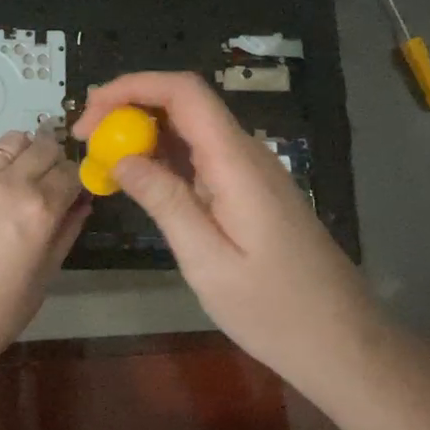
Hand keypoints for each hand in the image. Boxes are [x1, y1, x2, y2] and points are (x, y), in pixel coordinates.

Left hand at [0, 129, 90, 369]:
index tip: (77, 192)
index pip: (71, 171)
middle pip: (44, 146)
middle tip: (52, 183)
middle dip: (55, 161)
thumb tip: (82, 203)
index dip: (79, 180)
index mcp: (40, 208)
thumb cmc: (0, 310)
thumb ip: (67, 231)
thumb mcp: (46, 274)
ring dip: (25, 154)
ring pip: (11, 141)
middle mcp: (9, 183)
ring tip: (23, 178)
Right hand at [75, 72, 380, 398]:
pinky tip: (141, 181)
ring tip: (102, 159)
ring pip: (192, 128)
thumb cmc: (274, 310)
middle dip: (130, 108)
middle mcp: (246, 154)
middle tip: (86, 140)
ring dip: (144, 132)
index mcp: (236, 162)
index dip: (132, 87)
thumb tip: (121, 157)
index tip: (89, 116)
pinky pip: (203, 156)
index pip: (184, 92)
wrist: (343, 341)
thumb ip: (165, 202)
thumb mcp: (208, 262)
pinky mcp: (252, 191)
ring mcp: (252, 171)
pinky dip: (165, 157)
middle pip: (185, 103)